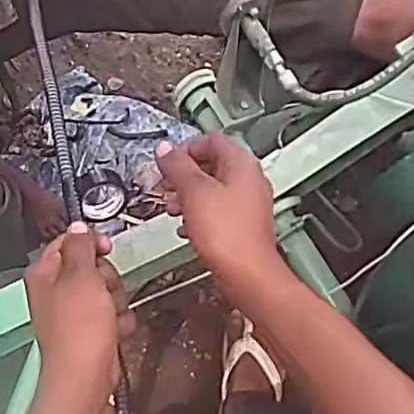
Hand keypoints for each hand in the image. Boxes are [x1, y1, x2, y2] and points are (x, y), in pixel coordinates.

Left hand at [26, 223, 130, 404]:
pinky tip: (114, 332)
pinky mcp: (93, 331)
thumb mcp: (80, 276)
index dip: (90, 243)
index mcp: (45, 273)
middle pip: (93, 267)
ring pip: (109, 291)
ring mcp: (76, 313)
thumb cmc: (78, 327)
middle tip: (104, 292)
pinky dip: (119, 322)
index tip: (106, 248)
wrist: (85, 377)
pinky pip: (115, 315)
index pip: (69, 242)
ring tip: (109, 317)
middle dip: (107, 278)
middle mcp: (57, 291)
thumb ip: (81, 246)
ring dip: (117, 302)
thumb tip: (78, 225)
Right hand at [155, 135, 284, 288]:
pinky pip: (217, 212)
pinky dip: (199, 215)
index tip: (167, 162)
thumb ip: (177, 167)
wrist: (247, 273)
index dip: (185, 149)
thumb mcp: (193, 192)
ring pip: (212, 190)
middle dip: (184, 175)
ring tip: (173, 208)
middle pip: (211, 165)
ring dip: (188, 196)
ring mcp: (248, 204)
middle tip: (167, 185)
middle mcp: (249, 180)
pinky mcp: (242, 225)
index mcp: (241, 164)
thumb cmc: (228, 235)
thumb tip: (164, 149)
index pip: (211, 140)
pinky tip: (186, 227)